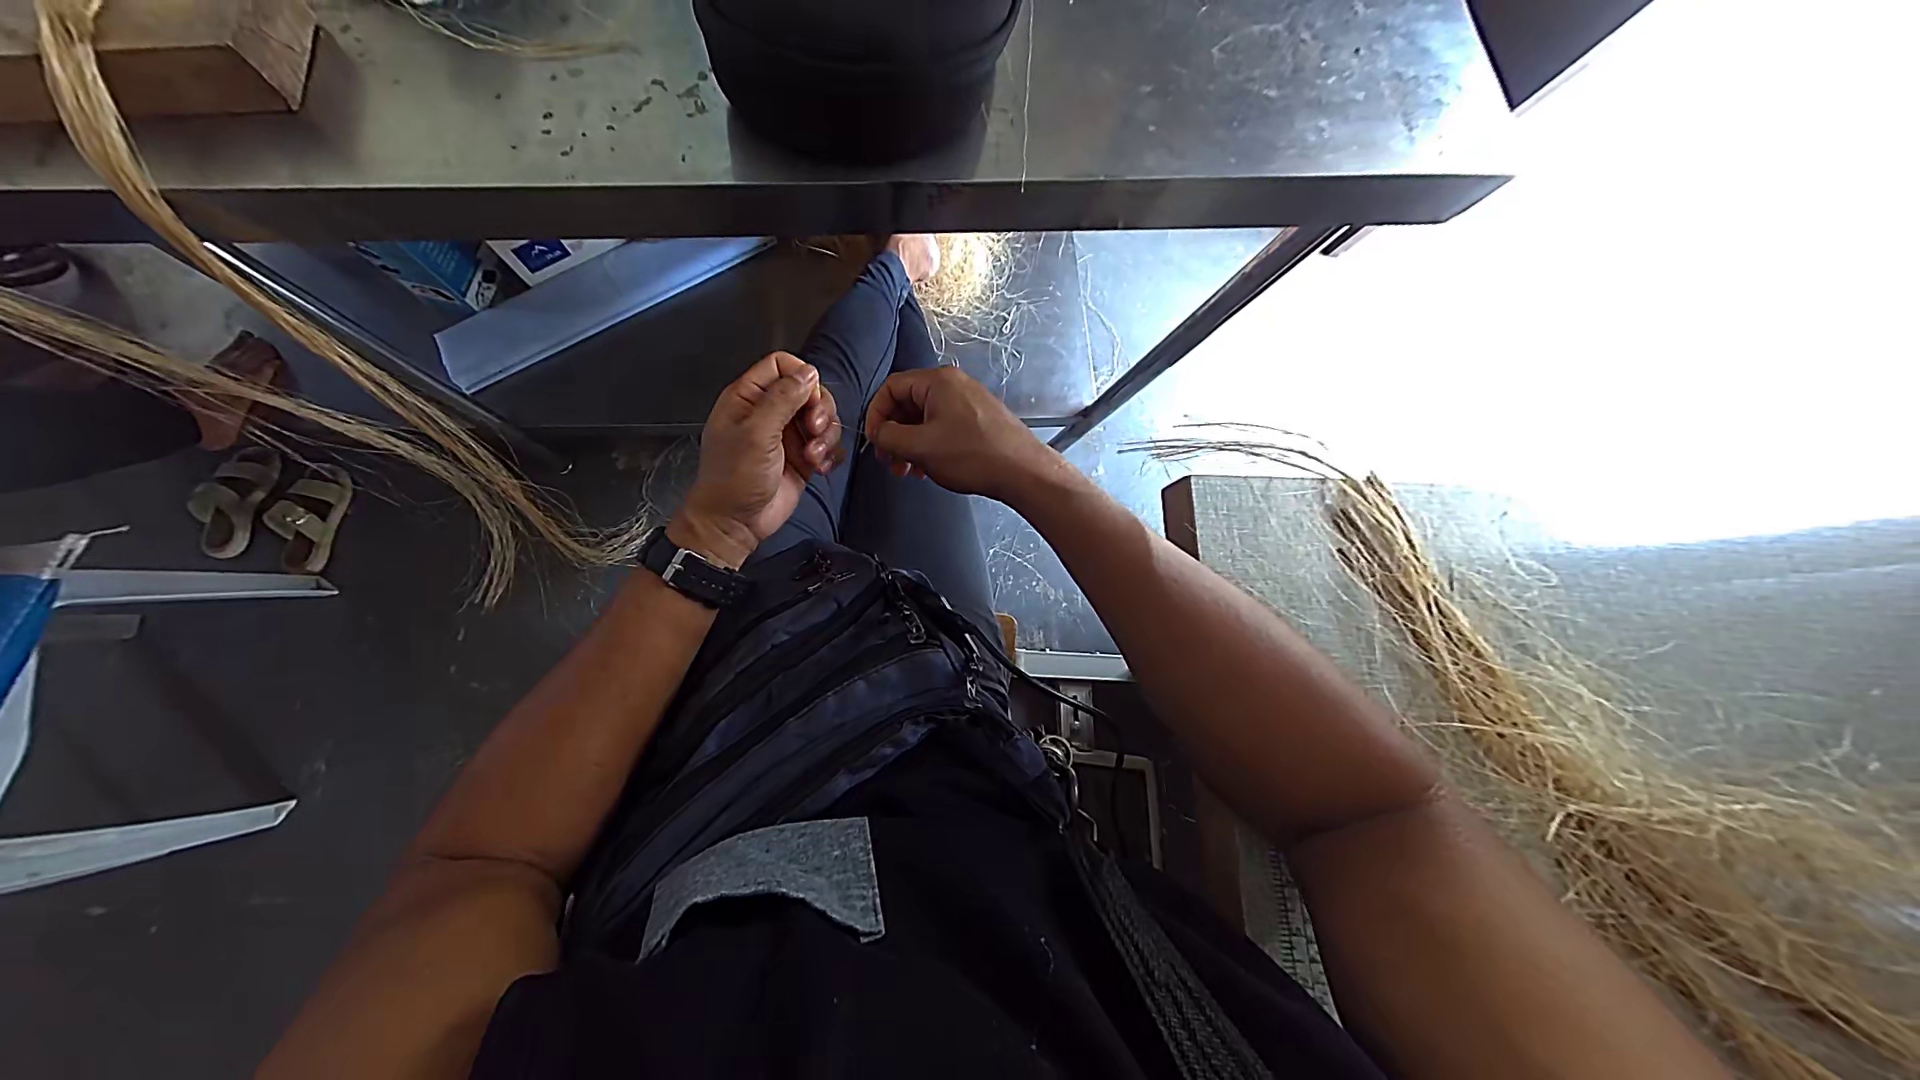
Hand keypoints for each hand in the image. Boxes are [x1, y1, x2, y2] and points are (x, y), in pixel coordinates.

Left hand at [673, 352, 842, 567]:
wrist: (736, 523)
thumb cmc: (734, 478)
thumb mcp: (756, 433)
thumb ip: (782, 399)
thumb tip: (809, 373)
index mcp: (749, 398)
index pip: (782, 365)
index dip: (801, 377)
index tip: (808, 400)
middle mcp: (769, 412)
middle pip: (810, 391)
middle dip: (820, 410)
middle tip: (813, 431)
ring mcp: (787, 436)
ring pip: (823, 418)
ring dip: (826, 436)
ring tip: (812, 457)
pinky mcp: (803, 458)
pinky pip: (828, 445)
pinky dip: (830, 455)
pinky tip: (819, 468)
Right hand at [862, 365, 1070, 506]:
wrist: (1022, 472)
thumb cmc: (976, 456)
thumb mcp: (920, 447)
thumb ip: (889, 436)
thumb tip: (878, 433)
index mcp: (939, 381)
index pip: (891, 387)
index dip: (876, 414)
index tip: (874, 439)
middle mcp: (954, 385)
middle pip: (908, 403)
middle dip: (894, 433)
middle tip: (890, 459)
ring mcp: (968, 402)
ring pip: (925, 418)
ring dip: (910, 444)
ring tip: (908, 469)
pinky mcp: (978, 420)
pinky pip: (943, 427)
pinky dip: (929, 446)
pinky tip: (928, 468)